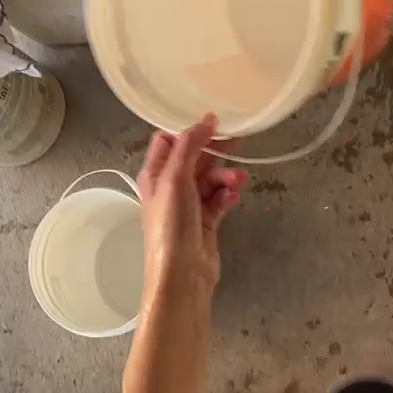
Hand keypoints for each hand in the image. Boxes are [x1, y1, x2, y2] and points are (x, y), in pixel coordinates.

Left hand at [136, 115, 248, 295]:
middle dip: (214, 151)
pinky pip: (219, 198)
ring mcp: (188, 204)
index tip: (213, 121)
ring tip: (237, 181)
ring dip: (225, 176)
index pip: (167, 140)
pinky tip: (233, 197)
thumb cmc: (172, 223)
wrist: (182, 273)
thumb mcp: (176, 178)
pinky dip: (226, 195)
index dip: (187, 130)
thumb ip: (190, 146)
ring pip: (210, 178)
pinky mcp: (205, 220)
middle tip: (237, 140)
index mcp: (154, 174)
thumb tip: (207, 119)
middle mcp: (169, 186)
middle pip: (193, 158)